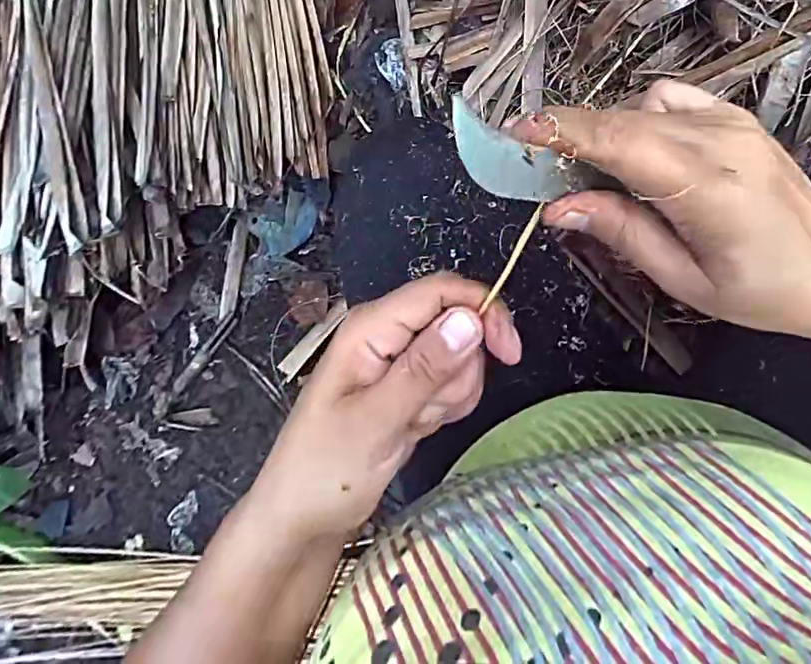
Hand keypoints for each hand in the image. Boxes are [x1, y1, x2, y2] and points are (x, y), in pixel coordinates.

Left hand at [238, 273, 521, 546]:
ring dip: (451, 394)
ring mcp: (399, 359)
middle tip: (426, 409)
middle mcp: (388, 332)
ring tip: (412, 422)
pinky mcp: (410, 384)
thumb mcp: (375, 422)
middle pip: (457, 323)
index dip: (483, 310)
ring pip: (460, 355)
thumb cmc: (322, 471)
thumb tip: (470, 319)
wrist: (301, 520)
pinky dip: (445, 406)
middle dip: (459, 369)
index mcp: (372, 326)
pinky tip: (416, 427)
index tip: (509, 353)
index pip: (442, 291)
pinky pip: (451, 381)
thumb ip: (425, 369)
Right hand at [509, 79, 810, 338]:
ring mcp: (728, 120)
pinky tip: (642, 147)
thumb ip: (620, 232)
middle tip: (545, 170)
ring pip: (638, 105)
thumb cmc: (764, 289)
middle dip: (571, 136)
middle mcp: (718, 140)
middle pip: (621, 120)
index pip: (620, 141)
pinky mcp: (733, 113)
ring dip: (606, 132)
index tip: (517, 132)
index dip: (563, 131)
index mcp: (708, 188)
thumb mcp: (685, 279)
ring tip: (604, 173)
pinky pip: (667, 98)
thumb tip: (558, 207)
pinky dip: (639, 115)